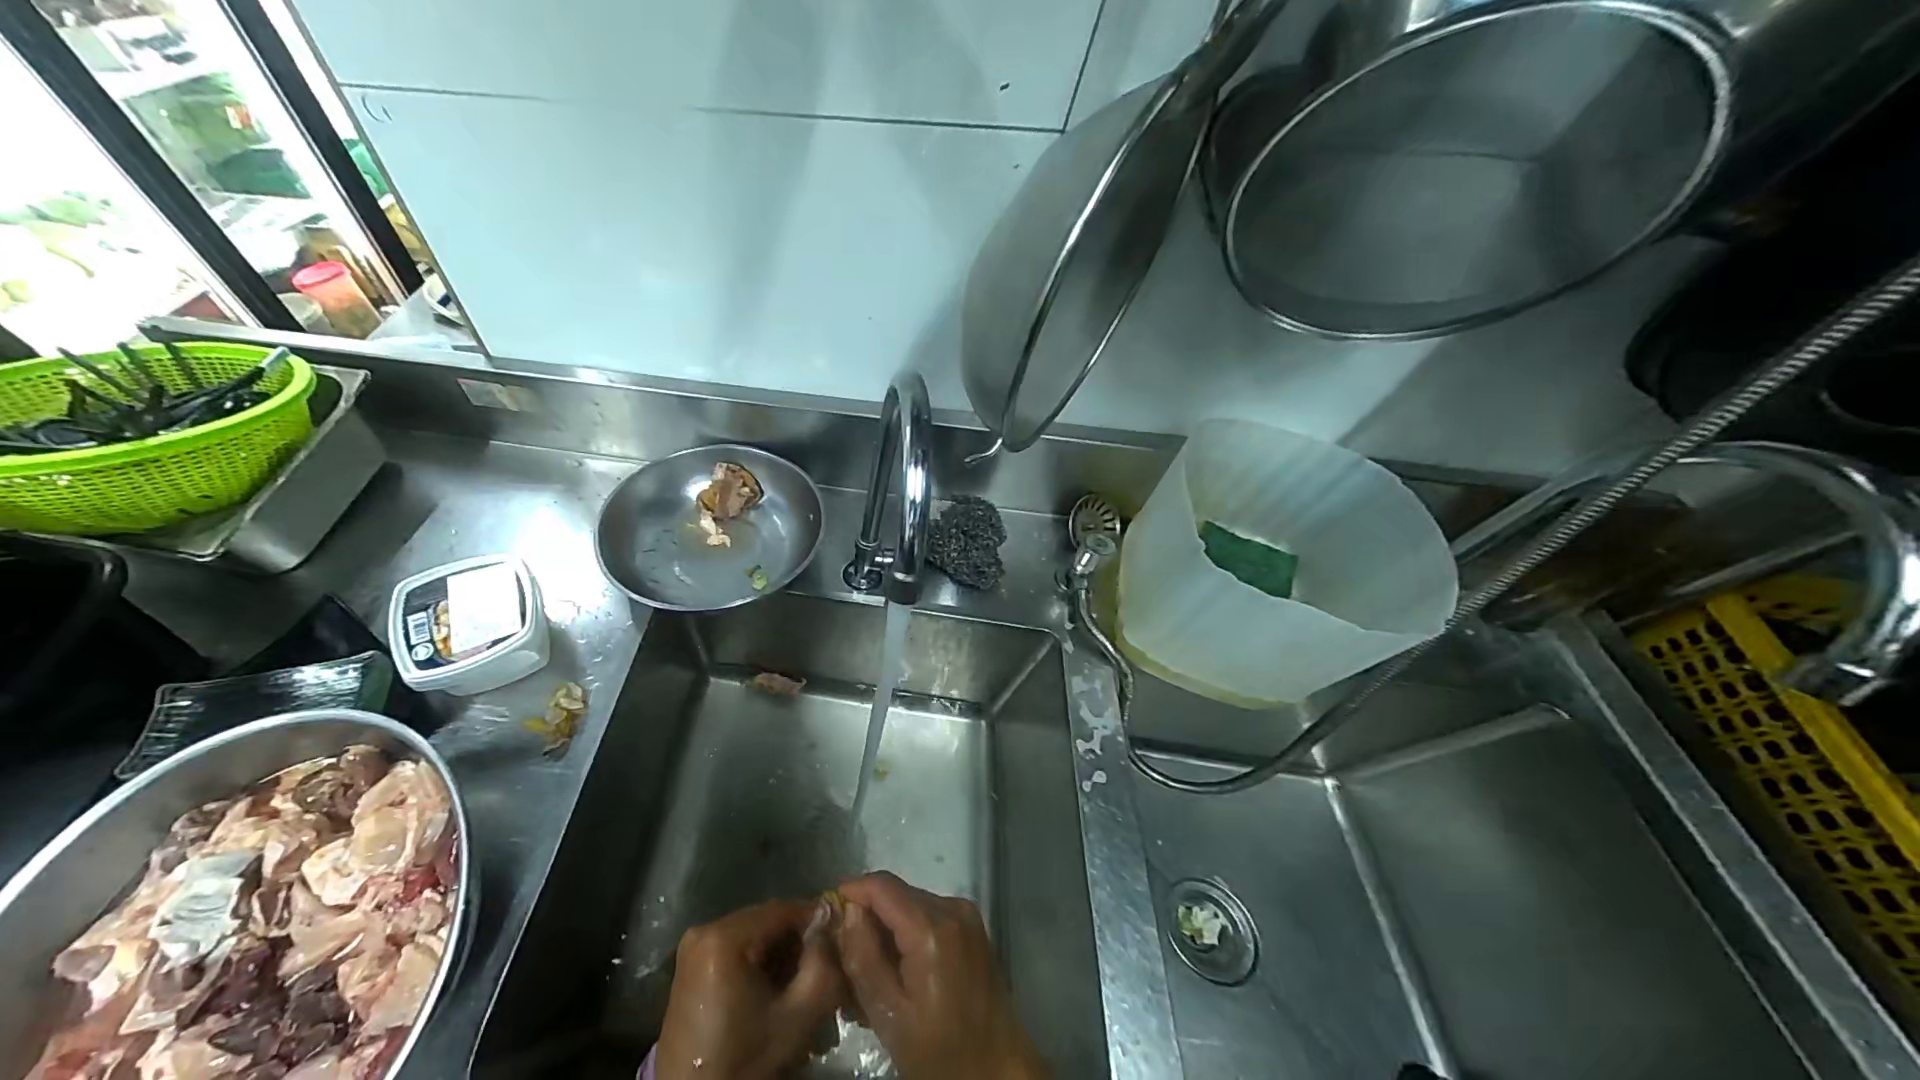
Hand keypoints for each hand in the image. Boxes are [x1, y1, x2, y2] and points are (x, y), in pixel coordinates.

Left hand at [655, 898, 844, 1079]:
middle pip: (769, 921)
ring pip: (755, 934)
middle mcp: (705, 930)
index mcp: (725, 936)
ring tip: (801, 981)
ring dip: (782, 952)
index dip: (818, 921)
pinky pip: (738, 948)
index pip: (786, 909)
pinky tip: (775, 988)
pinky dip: (761, 961)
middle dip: (799, 940)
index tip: (839, 940)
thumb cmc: (745, 1060)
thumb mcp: (800, 1014)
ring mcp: (694, 947)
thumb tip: (832, 923)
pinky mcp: (691, 965)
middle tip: (823, 965)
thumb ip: (825, 961)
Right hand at [834, 872, 1049, 1079]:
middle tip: (846, 954)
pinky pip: (929, 914)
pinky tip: (901, 967)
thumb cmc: (940, 1050)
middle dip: (868, 915)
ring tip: (873, 968)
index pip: (882, 885)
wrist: (997, 1068)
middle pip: (897, 893)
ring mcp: (966, 914)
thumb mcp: (889, 1013)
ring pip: (912, 903)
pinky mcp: (972, 925)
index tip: (827, 915)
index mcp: (932, 927)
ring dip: (888, 925)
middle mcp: (952, 907)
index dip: (851, 892)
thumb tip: (848, 910)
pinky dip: (909, 931)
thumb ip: (863, 956)